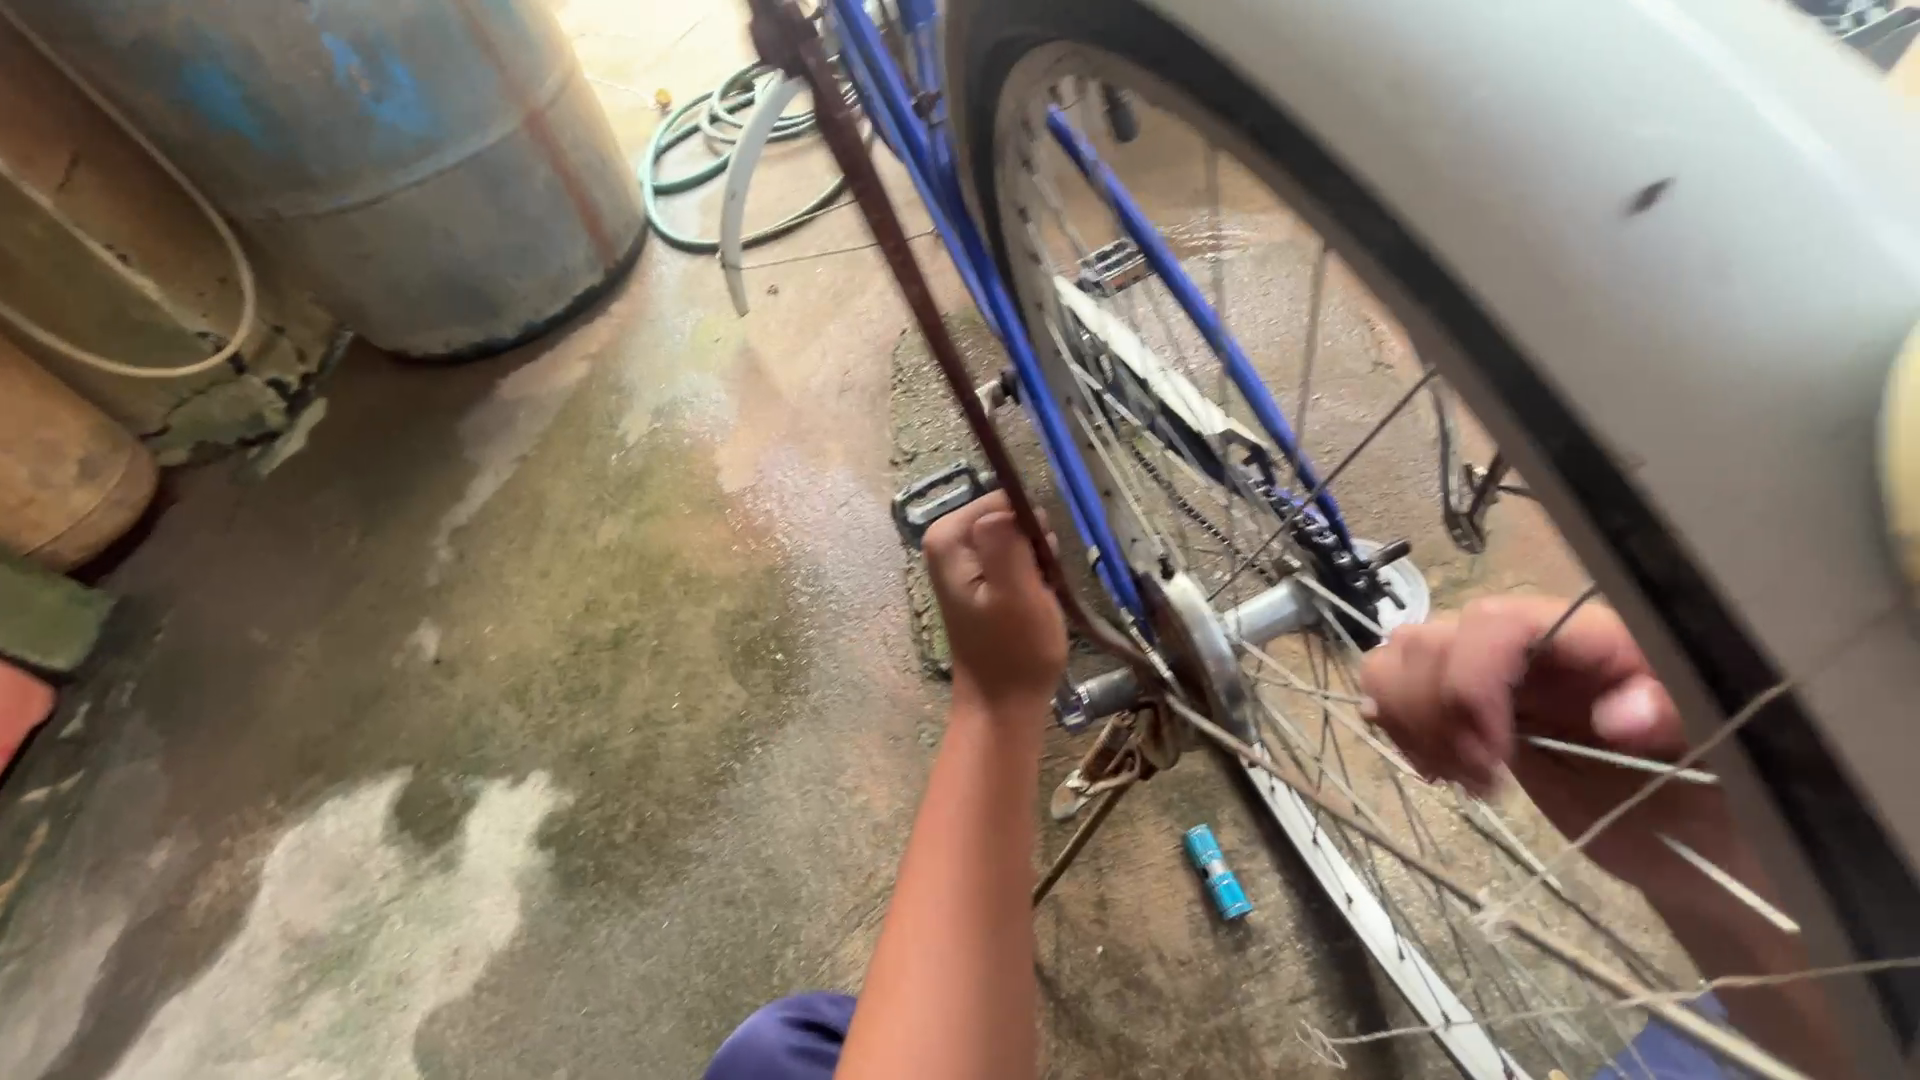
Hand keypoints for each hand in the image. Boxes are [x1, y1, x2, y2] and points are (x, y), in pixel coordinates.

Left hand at [923, 492, 1068, 716]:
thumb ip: (1005, 543)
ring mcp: (962, 563)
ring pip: (1017, 540)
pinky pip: (1014, 560)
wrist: (1004, 703)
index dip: (1029, 530)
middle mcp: (947, 543)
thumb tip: (1004, 508)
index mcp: (947, 539)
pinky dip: (1031, 579)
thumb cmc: (1014, 651)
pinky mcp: (978, 581)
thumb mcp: (1016, 593)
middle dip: (1033, 548)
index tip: (1038, 566)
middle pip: (1009, 518)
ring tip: (1036, 600)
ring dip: (1036, 565)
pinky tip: (1033, 605)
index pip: (1004, 501)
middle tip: (1039, 587)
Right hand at [1359, 596, 1742, 903]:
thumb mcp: (1732, 755)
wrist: (1698, 840)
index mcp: (1585, 640)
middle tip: (1481, 778)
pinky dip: (1396, 725)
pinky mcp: (1459, 709)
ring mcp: (1485, 676)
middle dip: (1435, 712)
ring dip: (1407, 717)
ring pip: (1397, 658)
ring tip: (1455, 771)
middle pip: (1429, 640)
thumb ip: (1681, 717)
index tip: (1490, 754)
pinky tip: (1438, 767)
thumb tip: (1619, 714)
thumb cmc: (1725, 799)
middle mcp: (1523, 646)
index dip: (1468, 680)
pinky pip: (1390, 689)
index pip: (1492, 624)